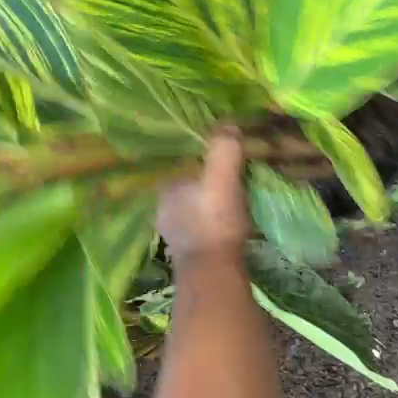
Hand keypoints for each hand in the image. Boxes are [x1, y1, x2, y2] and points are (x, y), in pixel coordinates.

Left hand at [157, 130, 249, 265]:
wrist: (214, 273)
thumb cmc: (215, 221)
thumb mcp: (222, 178)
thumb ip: (224, 149)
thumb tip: (229, 124)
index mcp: (166, 188)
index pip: (181, 165)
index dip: (200, 159)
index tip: (220, 158)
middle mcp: (163, 211)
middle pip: (188, 189)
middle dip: (205, 184)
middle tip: (231, 179)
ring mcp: (174, 235)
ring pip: (193, 211)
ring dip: (209, 206)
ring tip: (233, 201)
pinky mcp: (189, 255)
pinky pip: (201, 230)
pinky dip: (213, 225)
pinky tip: (228, 225)